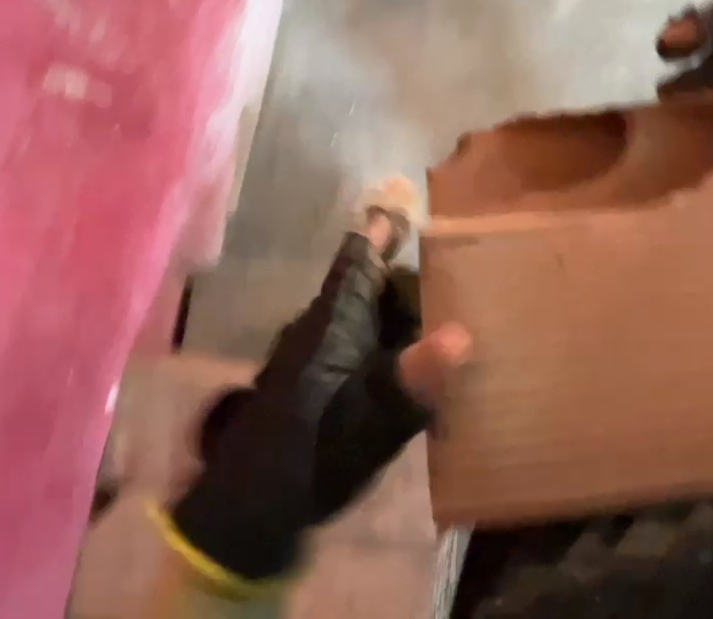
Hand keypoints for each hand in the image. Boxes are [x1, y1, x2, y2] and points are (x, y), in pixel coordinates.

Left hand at [168, 179, 470, 581]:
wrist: (250, 511)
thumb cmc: (311, 452)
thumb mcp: (369, 421)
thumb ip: (413, 379)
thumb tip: (461, 337)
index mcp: (334, 320)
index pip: (358, 258)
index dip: (381, 229)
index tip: (406, 202)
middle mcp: (326, 327)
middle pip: (371, 284)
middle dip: (409, 274)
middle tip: (457, 272)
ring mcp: (321, 357)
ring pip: (368, 316)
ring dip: (402, 311)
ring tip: (449, 314)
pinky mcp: (321, 385)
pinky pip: (364, 346)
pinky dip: (393, 344)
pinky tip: (420, 364)